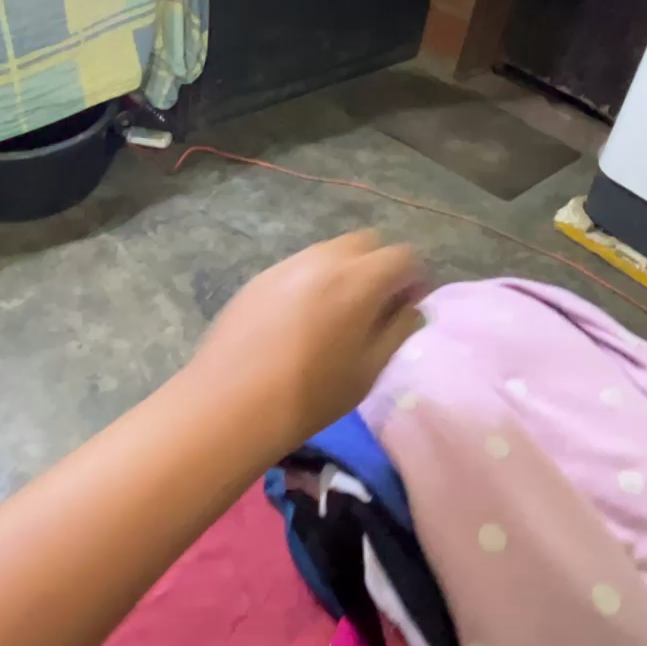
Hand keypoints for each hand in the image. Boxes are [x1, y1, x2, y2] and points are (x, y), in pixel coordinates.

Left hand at [191, 231, 424, 448]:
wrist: (231, 402)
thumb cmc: (311, 394)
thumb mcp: (369, 369)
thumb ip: (398, 329)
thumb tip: (411, 307)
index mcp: (357, 279)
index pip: (403, 255)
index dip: (415, 278)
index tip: (409, 307)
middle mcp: (321, 260)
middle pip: (365, 243)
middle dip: (379, 267)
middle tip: (377, 307)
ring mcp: (285, 265)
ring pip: (329, 252)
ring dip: (345, 272)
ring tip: (337, 315)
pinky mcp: (259, 278)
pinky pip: (298, 267)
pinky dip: (312, 281)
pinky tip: (301, 320)